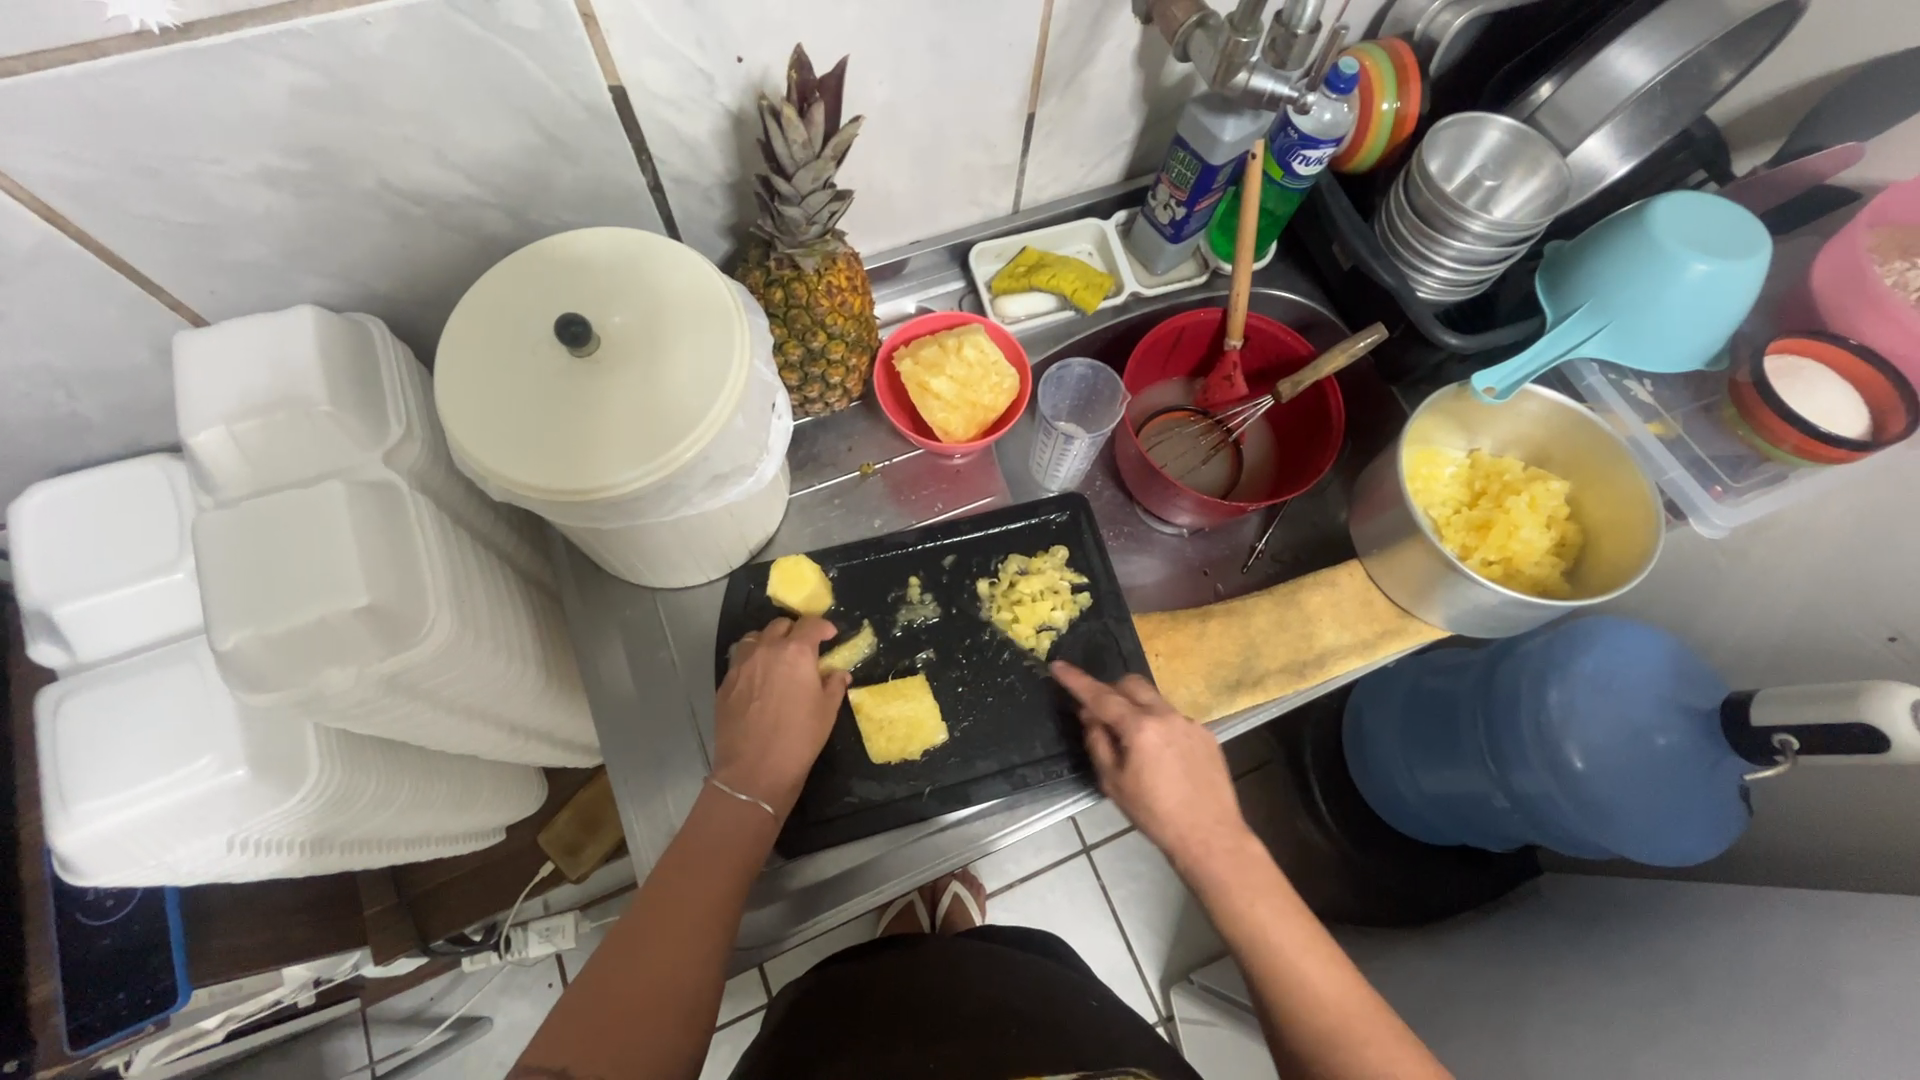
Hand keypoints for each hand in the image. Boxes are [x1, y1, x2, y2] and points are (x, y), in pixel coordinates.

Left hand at [714, 617, 849, 818]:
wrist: (754, 769)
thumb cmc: (799, 738)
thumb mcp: (827, 711)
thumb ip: (834, 685)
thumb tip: (838, 673)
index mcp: (796, 652)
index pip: (810, 624)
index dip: (823, 626)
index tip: (830, 635)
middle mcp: (766, 650)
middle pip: (780, 625)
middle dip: (795, 631)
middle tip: (805, 648)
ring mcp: (742, 665)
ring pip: (755, 638)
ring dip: (770, 641)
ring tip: (778, 658)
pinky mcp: (725, 682)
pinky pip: (740, 660)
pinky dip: (753, 661)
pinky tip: (760, 680)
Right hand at [1052, 661, 1250, 867]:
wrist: (1210, 836)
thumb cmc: (1154, 815)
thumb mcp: (1114, 783)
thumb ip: (1098, 742)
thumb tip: (1090, 716)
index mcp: (1140, 728)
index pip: (1100, 696)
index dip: (1076, 680)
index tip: (1058, 666)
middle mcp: (1166, 715)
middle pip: (1131, 684)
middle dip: (1111, 690)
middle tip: (1099, 713)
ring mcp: (1189, 722)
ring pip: (1154, 699)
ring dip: (1136, 707)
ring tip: (1133, 741)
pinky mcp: (1206, 734)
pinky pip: (1174, 718)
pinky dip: (1158, 725)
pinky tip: (1162, 757)